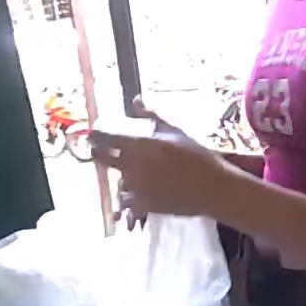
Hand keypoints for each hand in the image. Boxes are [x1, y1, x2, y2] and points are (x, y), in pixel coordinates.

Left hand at [93, 102, 242, 223]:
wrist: (212, 188)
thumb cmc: (197, 156)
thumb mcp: (175, 132)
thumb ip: (151, 117)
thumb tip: (136, 100)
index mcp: (138, 144)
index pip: (105, 138)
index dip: (96, 136)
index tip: (93, 135)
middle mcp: (131, 165)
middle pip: (102, 159)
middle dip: (98, 154)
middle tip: (100, 152)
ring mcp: (134, 187)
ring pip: (116, 181)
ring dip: (122, 177)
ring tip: (136, 176)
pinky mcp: (141, 205)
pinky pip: (127, 201)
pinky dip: (131, 197)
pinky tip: (141, 194)